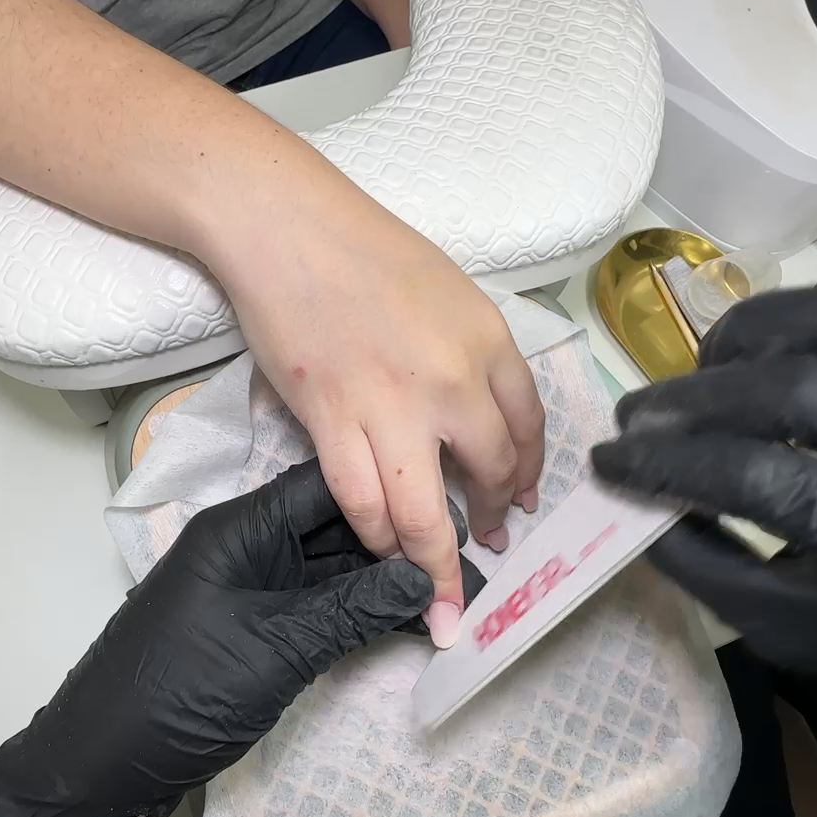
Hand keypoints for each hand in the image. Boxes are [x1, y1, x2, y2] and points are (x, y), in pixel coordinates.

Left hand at [0, 460, 433, 816]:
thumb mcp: (275, 648)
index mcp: (242, 526)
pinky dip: (358, 615)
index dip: (388, 500)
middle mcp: (252, 544)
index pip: (326, 487)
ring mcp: (257, 586)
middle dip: (395, 549)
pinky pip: (319, 606)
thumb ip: (352, 609)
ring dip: (382, 586)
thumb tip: (425, 580)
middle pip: (335, 528)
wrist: (103, 764)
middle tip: (462, 568)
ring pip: (332, 570)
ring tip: (448, 599)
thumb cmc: (183, 690)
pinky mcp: (261, 626)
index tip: (447, 519)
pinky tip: (407, 624)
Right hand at [216, 196, 542, 647]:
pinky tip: (383, 547)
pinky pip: (361, 500)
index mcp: (487, 339)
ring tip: (438, 587)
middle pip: (488, 475)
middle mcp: (450, 381)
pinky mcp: (329, 421)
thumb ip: (475, 354)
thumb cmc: (368, 249)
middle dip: (493, 521)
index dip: (527, 473)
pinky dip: (376, 535)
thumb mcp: (451, 291)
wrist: (288, 229)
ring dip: (435, 562)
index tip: (520, 498)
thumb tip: (478, 417)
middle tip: (489, 545)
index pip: (529, 425)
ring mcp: (389, 406)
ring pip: (423, 512)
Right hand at [592, 266, 816, 738]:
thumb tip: (630, 485)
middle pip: (799, 391)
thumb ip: (698, 558)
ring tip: (720, 364)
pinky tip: (799, 333)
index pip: (754, 477)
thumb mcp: (783, 624)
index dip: (663, 460)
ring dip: (762, 330)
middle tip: (644, 411)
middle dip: (697, 399)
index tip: (609, 455)